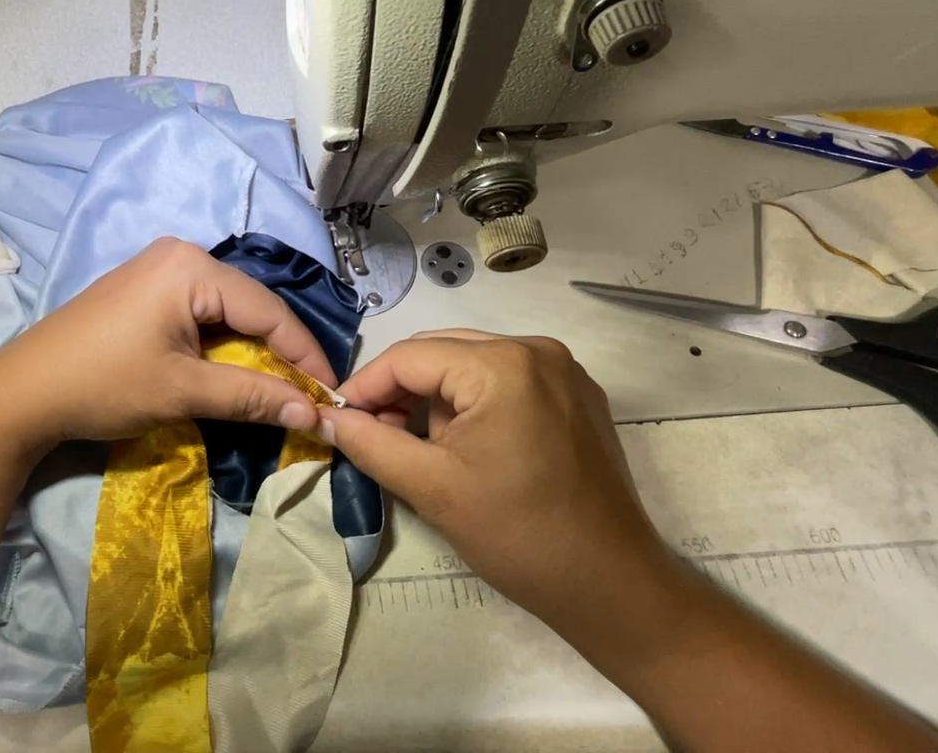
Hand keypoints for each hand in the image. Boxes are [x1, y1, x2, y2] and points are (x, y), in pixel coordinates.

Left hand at [0, 238, 335, 459]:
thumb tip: (313, 414)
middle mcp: (180, 255)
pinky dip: (223, 343)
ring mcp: (159, 268)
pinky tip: (237, 369)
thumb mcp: (184, 391)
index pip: (269, 310)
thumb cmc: (104, 385)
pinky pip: (202, 312)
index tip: (333, 397)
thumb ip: (253, 396)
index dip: (306, 356)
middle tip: (310, 396)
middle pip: (250, 306)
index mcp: (192, 267)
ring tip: (282, 388)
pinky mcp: (146, 288)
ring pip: (228, 310)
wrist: (23, 392)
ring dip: (254, 349)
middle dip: (282, 352)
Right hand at [318, 331, 671, 625]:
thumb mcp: (431, 487)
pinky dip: (472, 401)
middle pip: (439, 352)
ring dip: (434, 397)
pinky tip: (465, 444)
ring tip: (422, 447)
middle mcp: (536, 349)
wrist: (613, 588)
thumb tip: (325, 417)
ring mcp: (562, 369)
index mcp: (504, 365)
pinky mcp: (575, 393)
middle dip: (399, 389)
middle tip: (373, 433)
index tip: (337, 419)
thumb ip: (370, 443)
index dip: (365, 386)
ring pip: (468, 363)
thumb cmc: (519, 536)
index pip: (409, 357)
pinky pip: (502, 378)